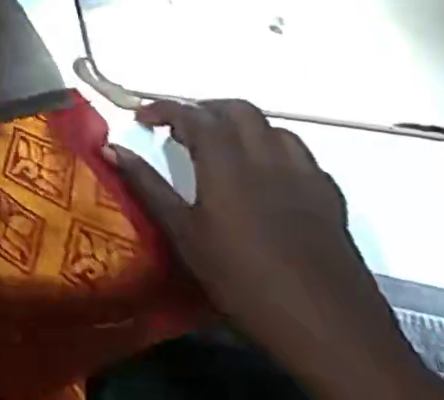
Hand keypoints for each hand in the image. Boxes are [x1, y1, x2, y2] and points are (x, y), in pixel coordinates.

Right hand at [108, 100, 443, 399]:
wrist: (332, 335)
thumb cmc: (244, 282)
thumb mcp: (184, 236)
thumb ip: (148, 186)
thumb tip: (111, 148)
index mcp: (228, 165)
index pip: (195, 115)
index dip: (164, 108)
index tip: (141, 118)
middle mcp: (269, 161)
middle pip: (240, 111)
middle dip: (206, 110)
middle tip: (181, 128)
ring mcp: (306, 181)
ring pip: (276, 130)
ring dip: (245, 127)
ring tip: (222, 147)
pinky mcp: (332, 205)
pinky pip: (304, 159)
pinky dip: (277, 153)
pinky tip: (267, 177)